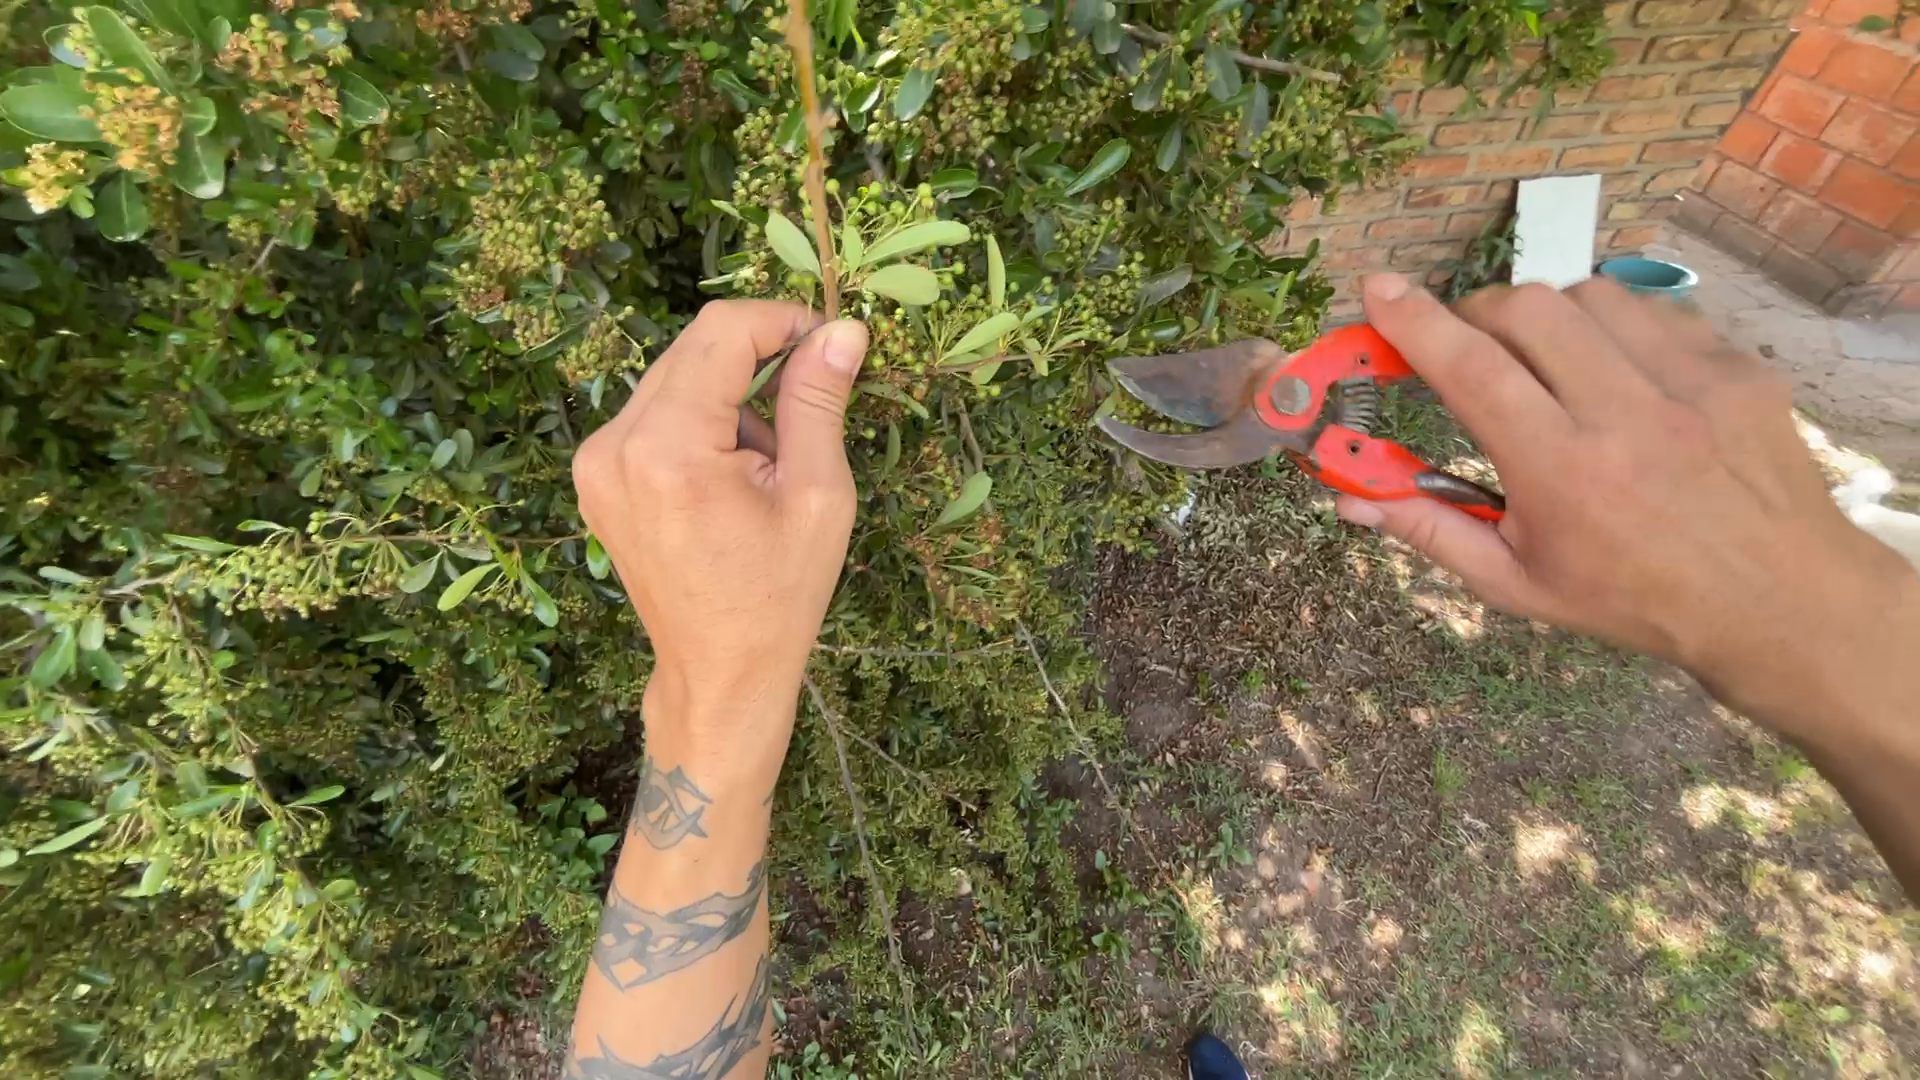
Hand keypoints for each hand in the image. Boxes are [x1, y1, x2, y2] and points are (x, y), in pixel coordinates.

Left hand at [572, 301, 868, 768]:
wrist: (721, 669)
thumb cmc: (781, 593)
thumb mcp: (817, 495)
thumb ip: (818, 402)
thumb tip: (842, 330)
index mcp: (670, 448)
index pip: (722, 332)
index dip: (781, 321)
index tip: (827, 343)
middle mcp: (614, 444)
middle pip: (693, 350)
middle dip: (759, 359)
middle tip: (810, 402)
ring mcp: (595, 462)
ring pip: (675, 379)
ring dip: (730, 396)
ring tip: (767, 463)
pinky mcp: (596, 477)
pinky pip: (656, 415)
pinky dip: (702, 422)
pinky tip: (730, 474)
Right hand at [1342, 274, 1918, 734]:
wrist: (1779, 602)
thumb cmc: (1622, 596)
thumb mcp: (1509, 581)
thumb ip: (1427, 530)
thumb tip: (1349, 500)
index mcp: (1560, 471)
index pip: (1473, 372)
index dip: (1415, 323)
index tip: (1379, 289)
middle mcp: (1627, 414)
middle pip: (1529, 311)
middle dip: (1474, 312)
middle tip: (1461, 342)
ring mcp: (1693, 383)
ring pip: (1589, 296)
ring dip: (1539, 315)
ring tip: (1532, 356)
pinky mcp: (1738, 369)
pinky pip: (1650, 309)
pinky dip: (1602, 320)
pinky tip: (1598, 361)